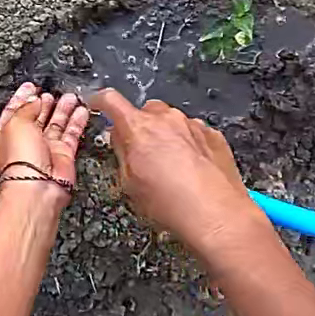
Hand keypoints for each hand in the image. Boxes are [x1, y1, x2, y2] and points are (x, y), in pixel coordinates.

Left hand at [0, 82, 88, 200]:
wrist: (36, 187)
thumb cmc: (18, 160)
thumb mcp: (16, 122)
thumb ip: (27, 107)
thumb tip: (35, 99)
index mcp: (7, 134)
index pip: (15, 110)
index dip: (23, 97)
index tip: (31, 86)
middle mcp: (26, 142)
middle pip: (37, 117)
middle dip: (44, 103)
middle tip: (52, 91)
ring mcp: (45, 149)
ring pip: (57, 124)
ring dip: (63, 109)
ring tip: (71, 96)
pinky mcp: (63, 155)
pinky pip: (71, 134)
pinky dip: (77, 121)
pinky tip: (82, 110)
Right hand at [85, 89, 271, 258]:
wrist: (216, 214)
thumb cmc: (171, 204)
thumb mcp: (130, 184)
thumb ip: (122, 153)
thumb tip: (119, 138)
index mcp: (139, 128)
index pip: (112, 101)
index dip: (100, 101)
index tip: (98, 104)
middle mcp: (167, 119)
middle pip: (146, 111)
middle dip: (141, 126)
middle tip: (141, 152)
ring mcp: (192, 125)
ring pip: (172, 121)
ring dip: (167, 136)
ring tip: (170, 167)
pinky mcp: (213, 135)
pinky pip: (194, 132)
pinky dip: (189, 144)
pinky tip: (191, 168)